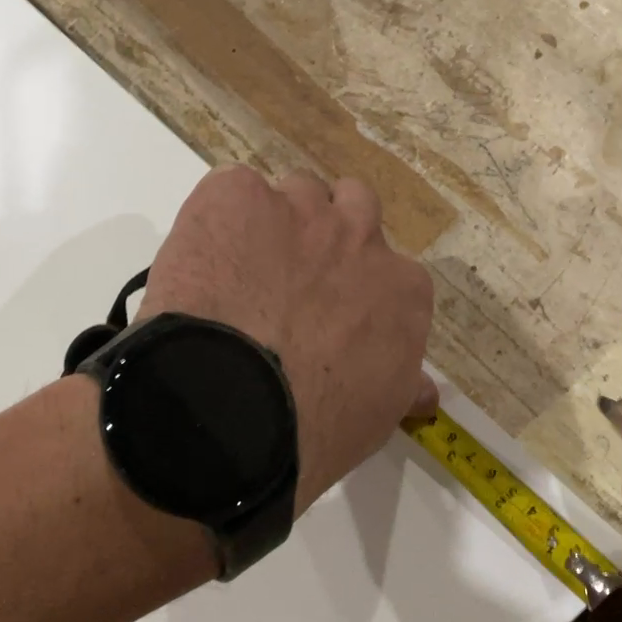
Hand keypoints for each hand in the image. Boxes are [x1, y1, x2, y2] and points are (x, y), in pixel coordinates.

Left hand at [139, 166, 436, 510]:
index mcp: (401, 289)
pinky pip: (230, 191)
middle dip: (323, 232)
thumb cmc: (310, 429)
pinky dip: (215, 221)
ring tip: (233, 269)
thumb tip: (423, 390)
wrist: (231, 406)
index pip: (385, 270)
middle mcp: (358, 237)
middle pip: (350, 207)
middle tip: (284, 274)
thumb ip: (398, 384)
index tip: (321, 312)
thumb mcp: (373, 416)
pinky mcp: (237, 196)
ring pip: (291, 191)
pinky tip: (198, 261)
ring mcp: (297, 209)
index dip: (349, 287)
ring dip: (270, 221)